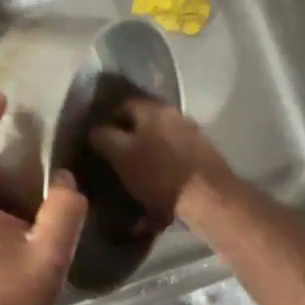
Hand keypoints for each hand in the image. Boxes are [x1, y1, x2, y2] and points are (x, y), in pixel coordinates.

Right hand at [88, 98, 236, 223]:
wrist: (209, 199)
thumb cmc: (159, 175)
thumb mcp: (121, 155)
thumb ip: (104, 138)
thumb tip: (95, 131)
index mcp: (154, 110)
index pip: (124, 105)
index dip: (108, 122)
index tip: (99, 143)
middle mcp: (176, 117)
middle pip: (145, 125)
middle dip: (129, 142)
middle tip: (116, 163)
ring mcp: (194, 137)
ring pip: (161, 145)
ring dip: (148, 161)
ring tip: (136, 184)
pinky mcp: (205, 159)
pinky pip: (175, 164)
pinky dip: (164, 177)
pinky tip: (157, 199)